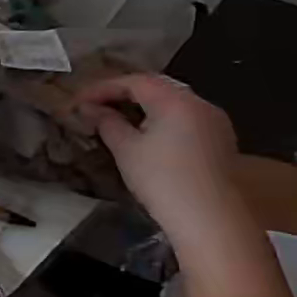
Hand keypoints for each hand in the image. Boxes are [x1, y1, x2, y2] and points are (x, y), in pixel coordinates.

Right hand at [73, 74, 246, 246]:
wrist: (209, 215)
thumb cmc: (161, 178)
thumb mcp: (125, 148)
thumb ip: (107, 123)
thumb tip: (91, 109)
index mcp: (177, 102)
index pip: (135, 81)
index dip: (102, 88)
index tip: (77, 101)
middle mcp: (200, 104)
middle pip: (157, 87)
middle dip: (122, 93)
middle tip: (93, 107)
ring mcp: (214, 121)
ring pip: (172, 102)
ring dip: (141, 105)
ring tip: (113, 118)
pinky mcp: (219, 138)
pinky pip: (184, 116)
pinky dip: (159, 117)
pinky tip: (143, 133)